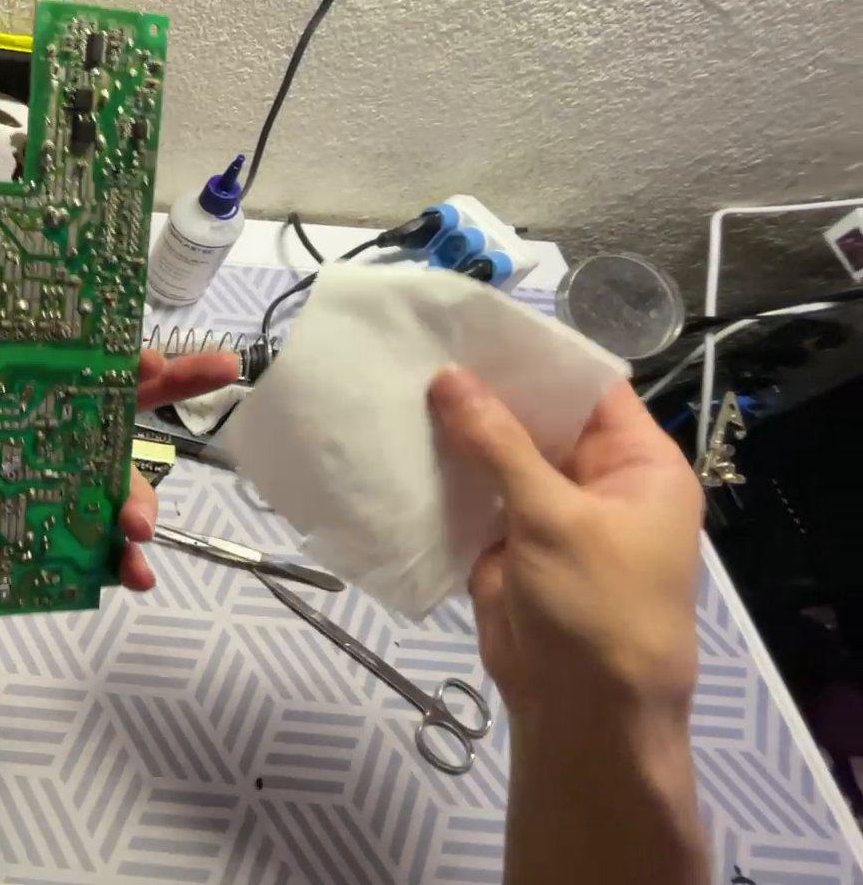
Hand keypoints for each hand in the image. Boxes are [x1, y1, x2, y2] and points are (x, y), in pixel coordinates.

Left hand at [0, 349, 240, 626]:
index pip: (48, 371)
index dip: (99, 352)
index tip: (143, 343)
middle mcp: (26, 444)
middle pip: (103, 412)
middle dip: (168, 387)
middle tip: (219, 373)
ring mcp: (43, 494)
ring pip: (111, 483)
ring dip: (140, 496)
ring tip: (135, 529)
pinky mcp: (46, 544)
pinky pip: (99, 546)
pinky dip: (124, 559)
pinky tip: (134, 575)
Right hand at [428, 368, 702, 723]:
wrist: (577, 699)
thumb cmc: (598, 603)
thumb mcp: (555, 517)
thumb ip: (498, 445)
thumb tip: (446, 377)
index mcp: (634, 465)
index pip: (587, 391)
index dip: (534, 358)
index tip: (470, 328)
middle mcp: (588, 477)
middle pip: (531, 418)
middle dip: (478, 389)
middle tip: (416, 351)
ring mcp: (539, 505)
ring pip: (491, 450)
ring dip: (449, 426)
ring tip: (394, 386)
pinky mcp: (498, 531)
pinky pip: (465, 486)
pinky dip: (434, 466)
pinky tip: (393, 439)